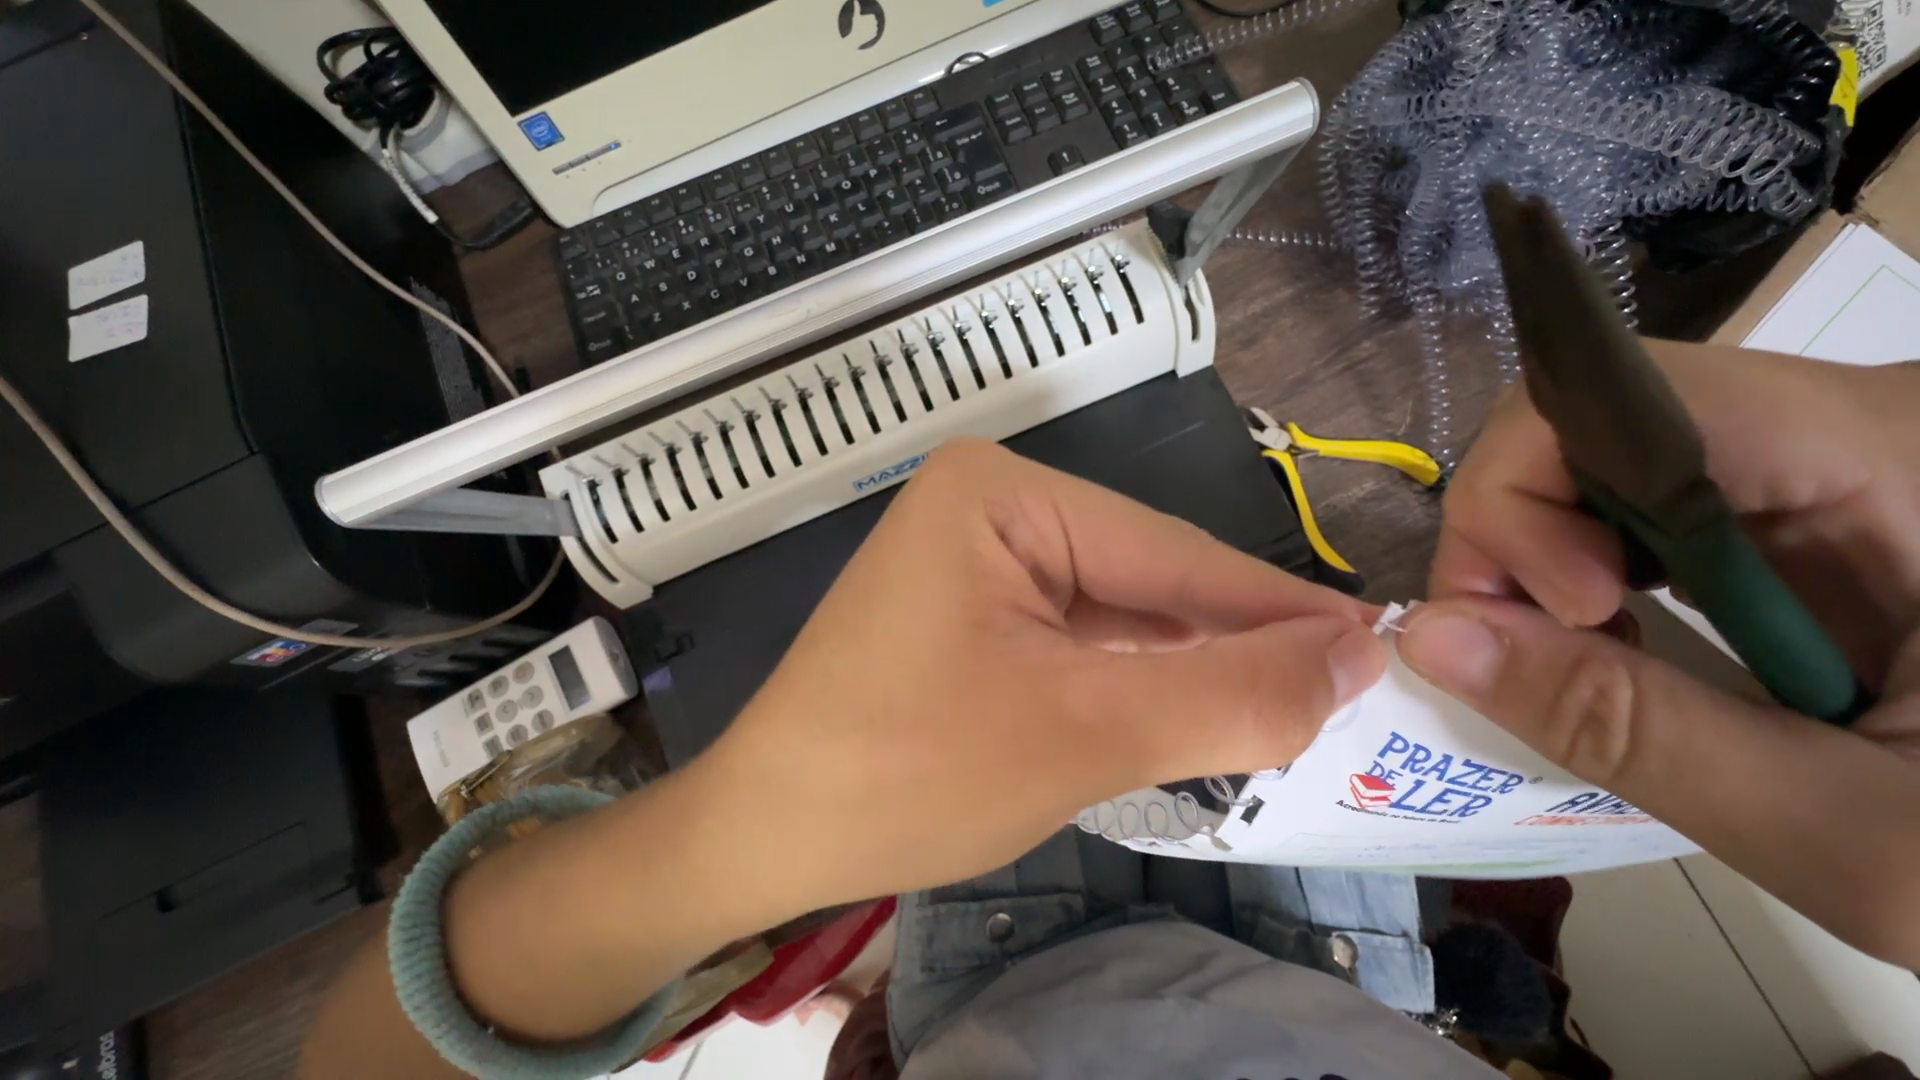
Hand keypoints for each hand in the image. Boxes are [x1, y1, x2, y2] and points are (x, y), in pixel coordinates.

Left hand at [690, 438, 1384, 917]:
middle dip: (1230, 642)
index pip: (1171, 552)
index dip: (1277, 607)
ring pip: (1112, 614)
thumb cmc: (911, 771)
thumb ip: (1230, 692)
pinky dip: (1126, 680)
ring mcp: (971, 559)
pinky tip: (1184, 708)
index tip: (1379, 644)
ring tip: (1284, 707)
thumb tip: (1357, 654)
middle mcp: (987, 505)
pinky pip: (1069, 638)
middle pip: (1143, 579)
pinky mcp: (963, 611)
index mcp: (1003, 494)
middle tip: (1343, 694)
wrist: (766, 832)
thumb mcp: (1088, 732)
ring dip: (1183, 666)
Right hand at [1399, 340, 1919, 965]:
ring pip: (1602, 460)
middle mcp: (1869, 422)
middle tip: (1526, 655)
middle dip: (1518, 535)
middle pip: (1596, 423)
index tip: (1561, 621)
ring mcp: (1840, 453)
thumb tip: (1424, 635)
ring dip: (1544, 557)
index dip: (1532, 489)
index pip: (1627, 401)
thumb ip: (1633, 728)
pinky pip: (1642, 497)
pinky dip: (1589, 567)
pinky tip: (1619, 638)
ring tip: (1579, 659)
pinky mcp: (1814, 495)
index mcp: (1913, 462)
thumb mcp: (1860, 836)